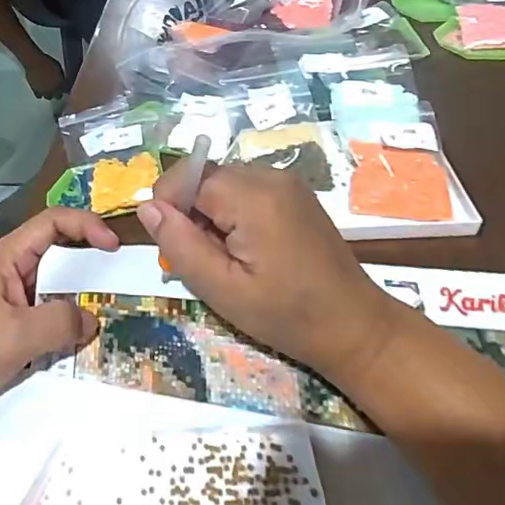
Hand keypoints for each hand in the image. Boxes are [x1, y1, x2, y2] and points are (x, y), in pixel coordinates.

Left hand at [0, 208, 119, 412]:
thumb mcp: (18, 336)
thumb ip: (60, 323)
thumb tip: (93, 320)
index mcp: (10, 255)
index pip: (53, 222)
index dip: (85, 224)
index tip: (113, 245)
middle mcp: (15, 267)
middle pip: (60, 249)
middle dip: (91, 258)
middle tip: (122, 276)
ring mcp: (16, 294)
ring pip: (58, 282)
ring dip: (83, 292)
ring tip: (113, 306)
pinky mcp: (18, 319)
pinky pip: (52, 308)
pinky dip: (71, 316)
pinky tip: (88, 334)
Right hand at [23, 51, 66, 98]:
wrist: (34, 62)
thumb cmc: (47, 62)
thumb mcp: (58, 67)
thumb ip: (60, 76)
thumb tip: (62, 79)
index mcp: (59, 84)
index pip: (65, 91)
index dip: (64, 89)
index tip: (64, 87)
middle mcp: (52, 90)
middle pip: (57, 97)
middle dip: (58, 93)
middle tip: (56, 88)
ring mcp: (43, 92)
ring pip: (48, 97)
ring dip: (49, 94)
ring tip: (48, 89)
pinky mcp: (34, 90)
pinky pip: (38, 95)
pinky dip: (40, 93)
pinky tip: (41, 88)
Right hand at [137, 162, 394, 378]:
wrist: (357, 329)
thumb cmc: (287, 316)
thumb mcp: (223, 290)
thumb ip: (180, 245)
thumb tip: (147, 208)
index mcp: (253, 196)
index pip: (187, 176)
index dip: (171, 208)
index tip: (179, 249)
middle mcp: (269, 175)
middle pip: (204, 177)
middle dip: (191, 213)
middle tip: (206, 260)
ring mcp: (285, 180)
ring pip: (221, 182)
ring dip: (211, 213)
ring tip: (229, 258)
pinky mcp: (293, 191)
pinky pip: (244, 189)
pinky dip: (233, 212)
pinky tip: (248, 248)